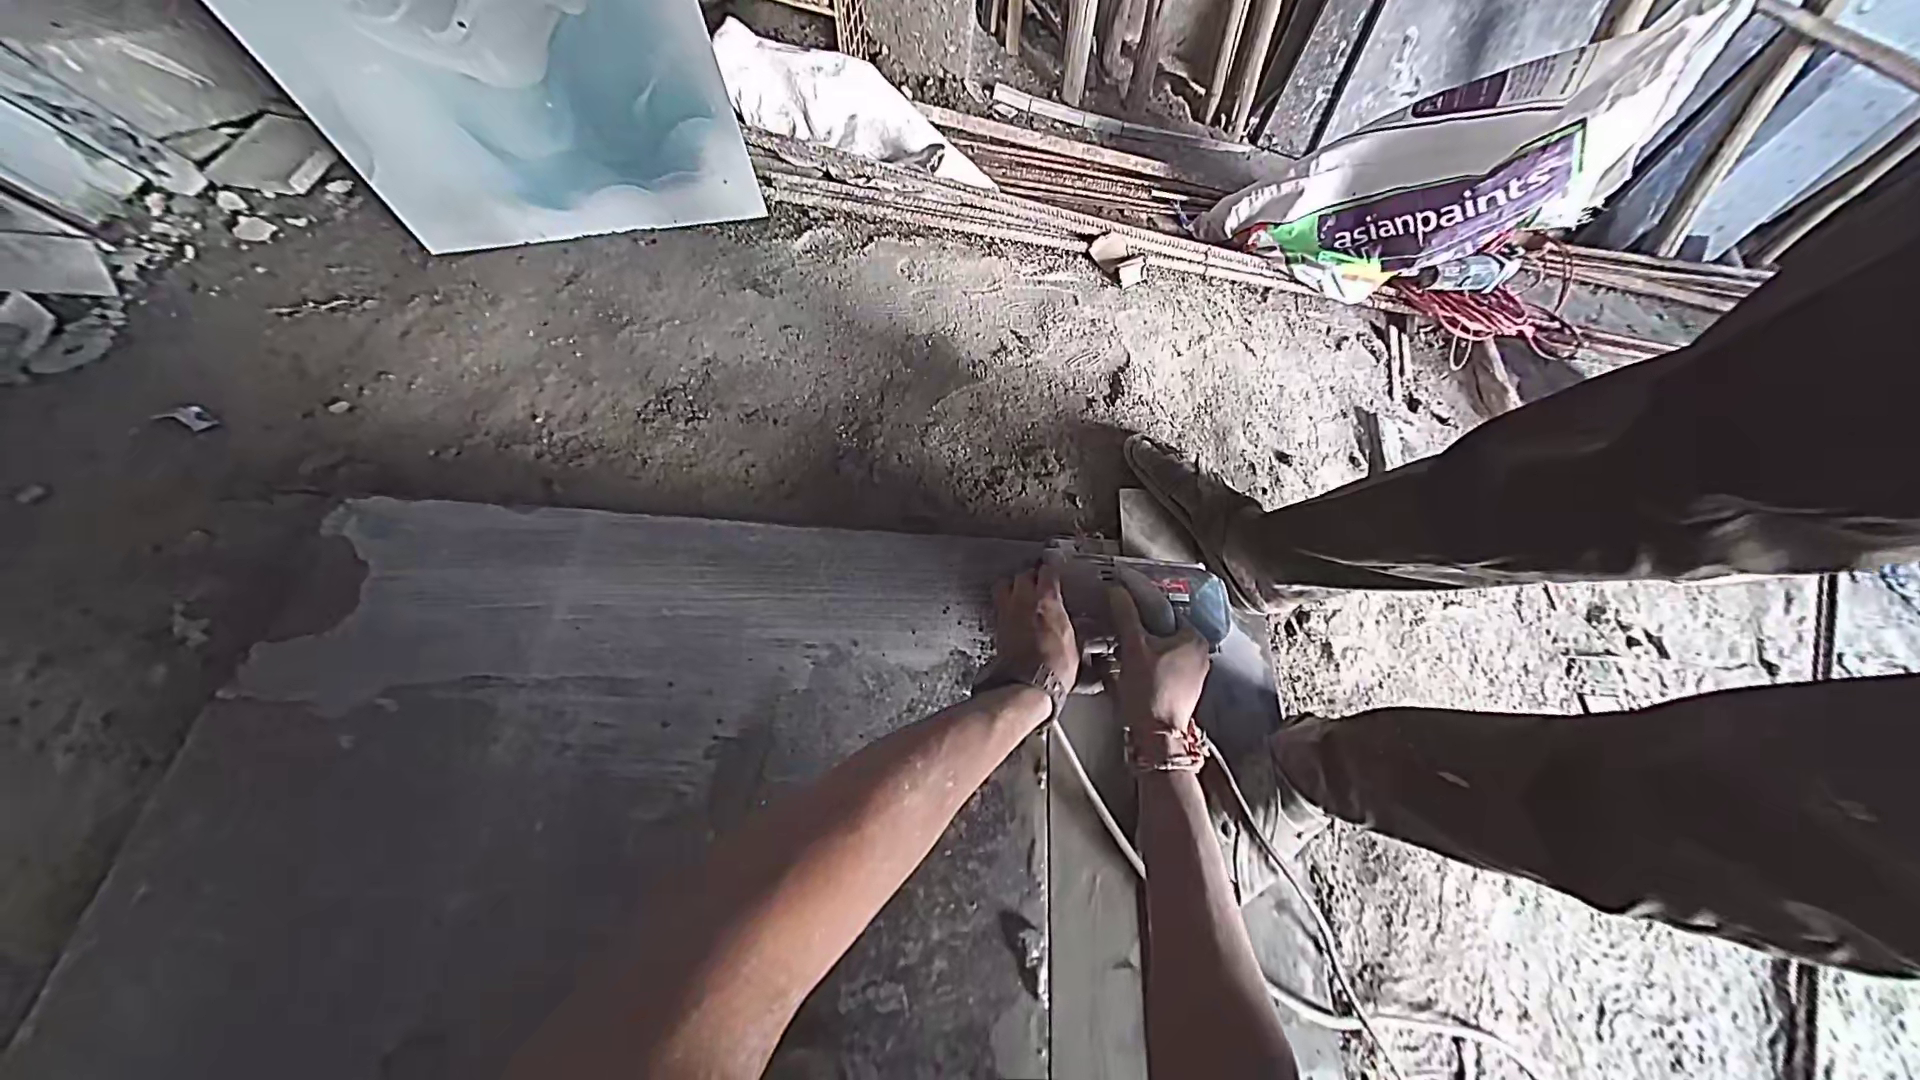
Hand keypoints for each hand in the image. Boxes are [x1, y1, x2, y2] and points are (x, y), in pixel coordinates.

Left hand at [989, 564, 1079, 698]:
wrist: (1028, 685)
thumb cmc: (1052, 667)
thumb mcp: (1074, 643)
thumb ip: (1070, 626)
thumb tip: (1076, 625)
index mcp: (1047, 601)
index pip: (1047, 571)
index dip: (1050, 569)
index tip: (1053, 571)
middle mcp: (1024, 601)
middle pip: (1023, 574)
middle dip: (1031, 574)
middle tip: (1037, 579)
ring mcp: (1007, 612)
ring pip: (1004, 584)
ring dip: (1012, 584)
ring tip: (1019, 589)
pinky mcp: (997, 627)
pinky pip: (998, 604)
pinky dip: (1004, 603)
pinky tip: (1011, 611)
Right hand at [1107, 583, 1210, 733]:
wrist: (1155, 735)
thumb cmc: (1149, 690)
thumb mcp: (1133, 647)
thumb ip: (1126, 615)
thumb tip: (1117, 590)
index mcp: (1194, 639)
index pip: (1164, 608)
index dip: (1140, 601)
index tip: (1122, 595)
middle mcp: (1199, 653)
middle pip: (1162, 628)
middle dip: (1139, 624)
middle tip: (1117, 620)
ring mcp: (1192, 672)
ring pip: (1161, 646)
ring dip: (1141, 642)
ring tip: (1119, 640)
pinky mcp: (1181, 687)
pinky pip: (1161, 662)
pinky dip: (1146, 658)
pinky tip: (1129, 661)